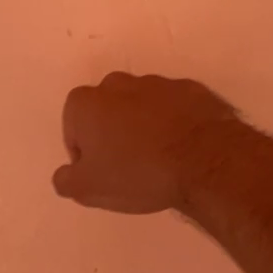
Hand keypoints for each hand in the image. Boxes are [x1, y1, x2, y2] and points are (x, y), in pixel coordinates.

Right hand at [52, 73, 246, 214]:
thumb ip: (65, 180)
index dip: (85, 155)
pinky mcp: (193, 90)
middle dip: (112, 135)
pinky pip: (175, 110)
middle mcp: (117, 84)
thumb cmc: (137, 173)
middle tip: (127, 167)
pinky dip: (174, 126)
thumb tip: (66, 175)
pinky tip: (183, 151)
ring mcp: (158, 84)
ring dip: (144, 129)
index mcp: (86, 102)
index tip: (102, 173)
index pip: (73, 130)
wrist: (208, 163)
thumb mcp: (88, 189)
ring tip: (159, 161)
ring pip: (141, 109)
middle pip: (106, 113)